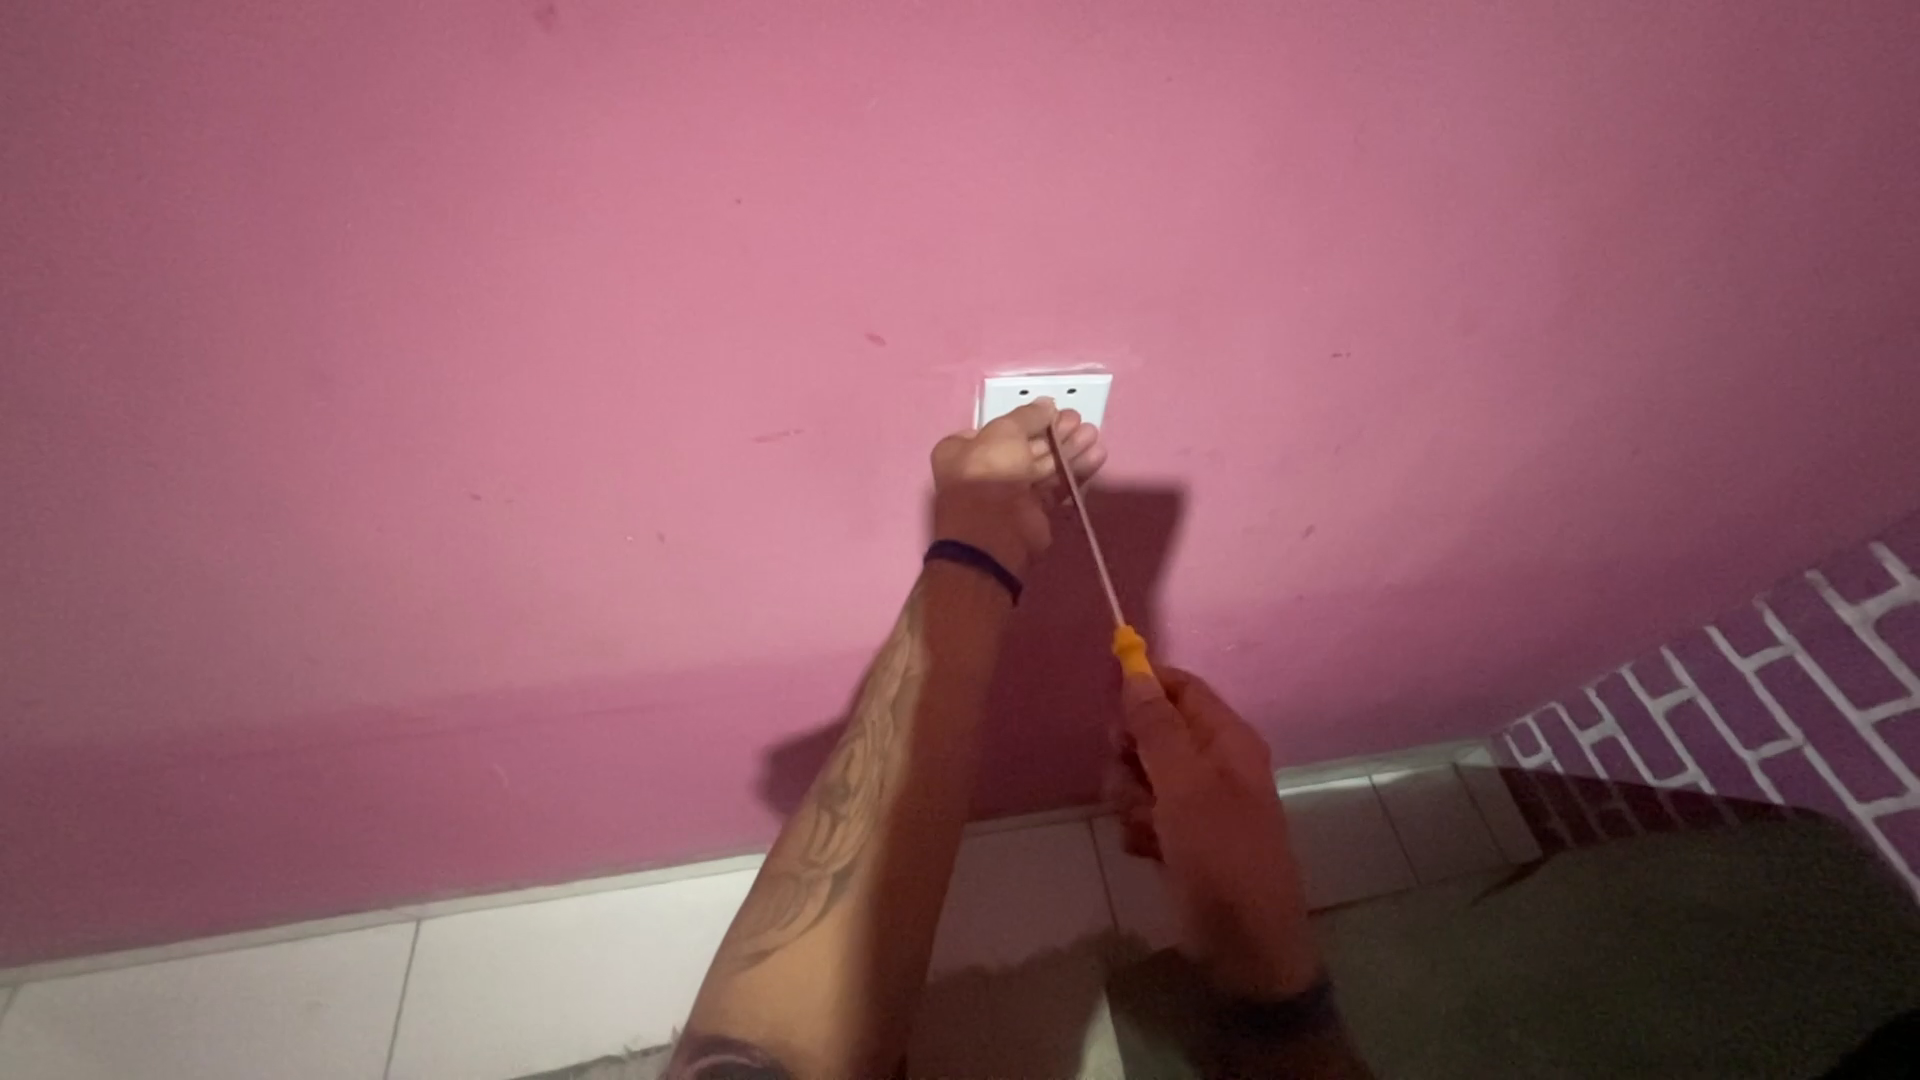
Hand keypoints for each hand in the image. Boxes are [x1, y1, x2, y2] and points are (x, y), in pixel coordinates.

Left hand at [929, 397, 1105, 575]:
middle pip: (1025, 445)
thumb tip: (1046, 405)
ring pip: (1043, 465)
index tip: (1050, 411)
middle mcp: (985, 471)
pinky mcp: (1033, 512)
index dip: (1024, 419)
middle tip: (1079, 420)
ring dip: (1068, 449)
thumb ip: (1027, 416)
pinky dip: (1074, 472)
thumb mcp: (1004, 432)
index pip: (996, 429)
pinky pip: (1055, 486)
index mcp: (964, 450)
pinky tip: (1096, 456)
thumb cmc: (990, 473)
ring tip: (1093, 434)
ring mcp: (1009, 493)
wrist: (996, 533)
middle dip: (1054, 433)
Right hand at [1115, 668, 1322, 999]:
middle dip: (1130, 753)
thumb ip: (1156, 727)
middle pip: (1152, 729)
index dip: (1143, 685)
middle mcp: (1212, 763)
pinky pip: (1142, 810)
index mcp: (1226, 740)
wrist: (1245, 951)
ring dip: (1130, 797)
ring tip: (1145, 825)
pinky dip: (1138, 827)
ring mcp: (1195, 801)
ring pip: (1140, 773)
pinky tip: (1148, 850)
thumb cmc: (1221, 857)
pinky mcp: (1180, 835)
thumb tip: (1134, 671)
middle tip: (1130, 776)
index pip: (1181, 687)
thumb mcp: (1186, 787)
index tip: (1106, 700)